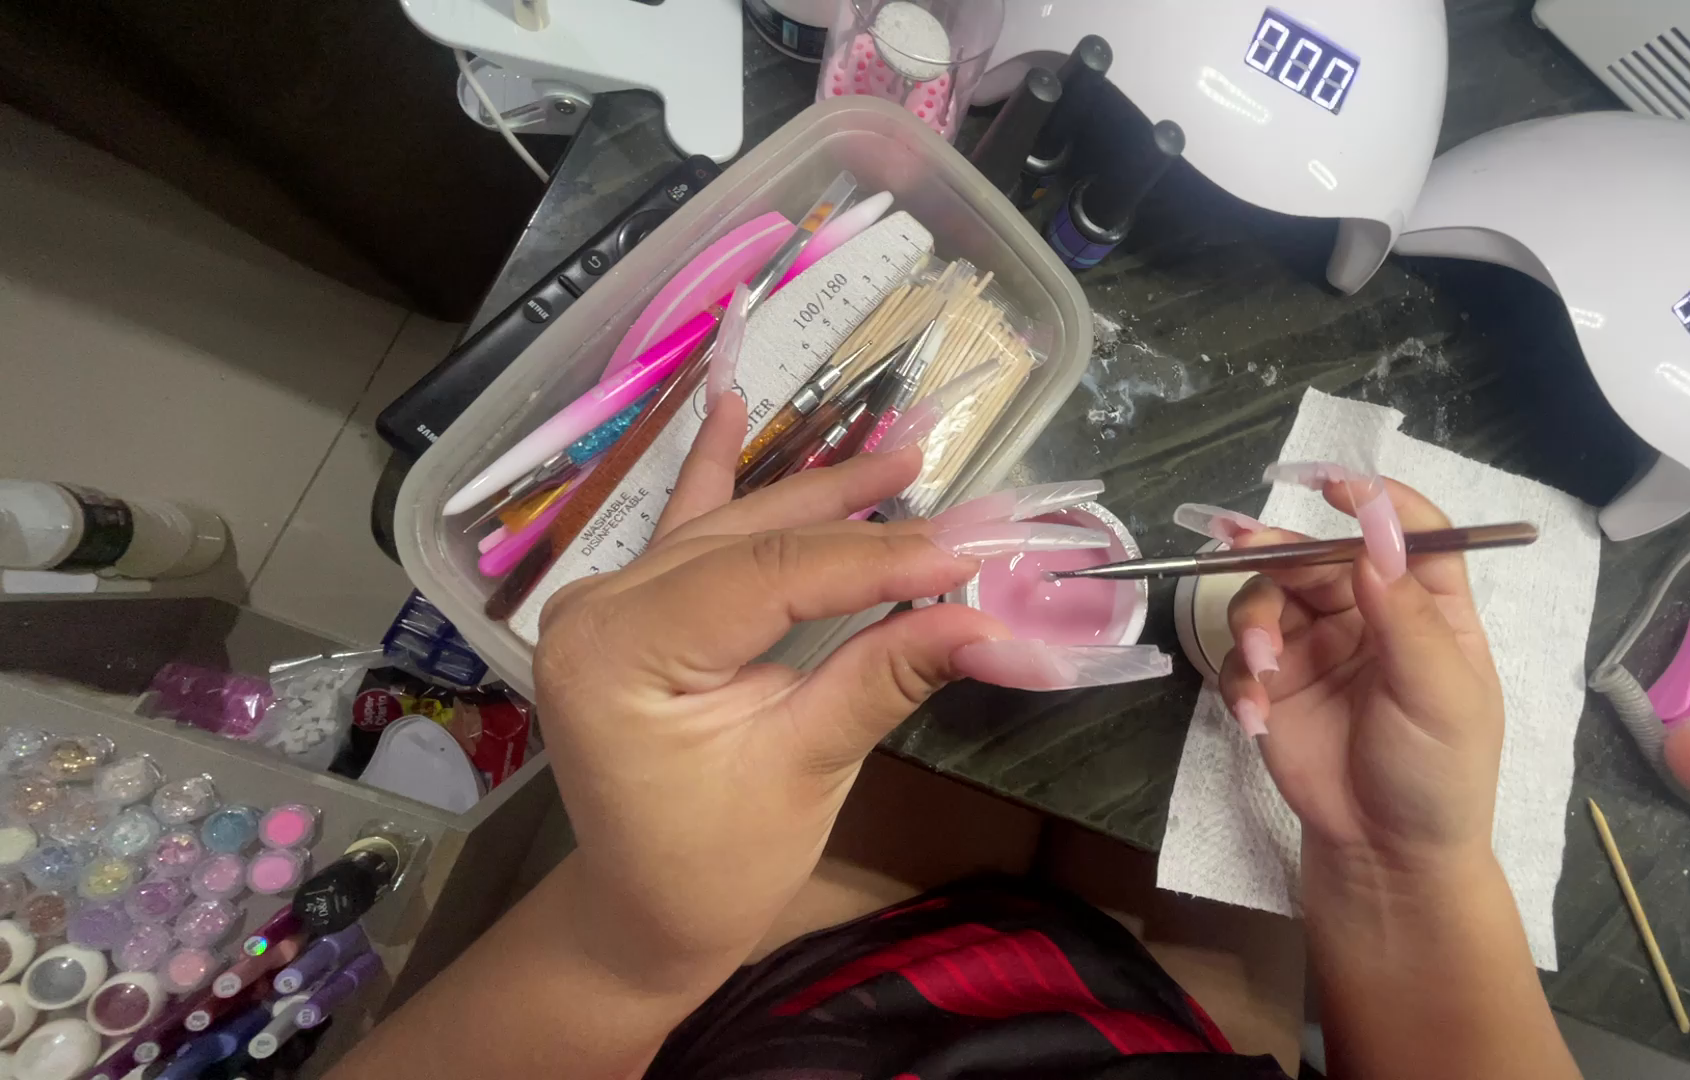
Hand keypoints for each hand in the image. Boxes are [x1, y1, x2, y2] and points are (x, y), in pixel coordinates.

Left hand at [531, 394, 1006, 995]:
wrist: (641, 911)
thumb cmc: (716, 866)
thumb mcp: (808, 769)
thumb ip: (890, 677)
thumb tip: (996, 629)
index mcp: (623, 653)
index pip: (772, 576)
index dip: (880, 559)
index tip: (969, 555)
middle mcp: (603, 604)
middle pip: (759, 541)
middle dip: (867, 526)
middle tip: (959, 512)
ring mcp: (611, 596)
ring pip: (738, 524)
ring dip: (824, 492)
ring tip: (900, 457)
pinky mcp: (635, 603)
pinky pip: (687, 524)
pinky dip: (720, 466)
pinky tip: (731, 405)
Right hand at [1217, 480, 1503, 875]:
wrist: (1382, 848)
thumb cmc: (1436, 771)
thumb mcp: (1440, 696)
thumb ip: (1408, 617)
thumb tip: (1375, 538)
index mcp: (1422, 607)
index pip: (1405, 535)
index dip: (1374, 502)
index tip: (1334, 485)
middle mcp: (1361, 612)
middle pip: (1315, 557)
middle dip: (1278, 551)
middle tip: (1239, 544)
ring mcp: (1310, 644)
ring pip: (1265, 596)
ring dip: (1252, 620)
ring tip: (1260, 663)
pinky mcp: (1268, 678)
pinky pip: (1238, 656)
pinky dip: (1238, 676)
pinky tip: (1253, 712)